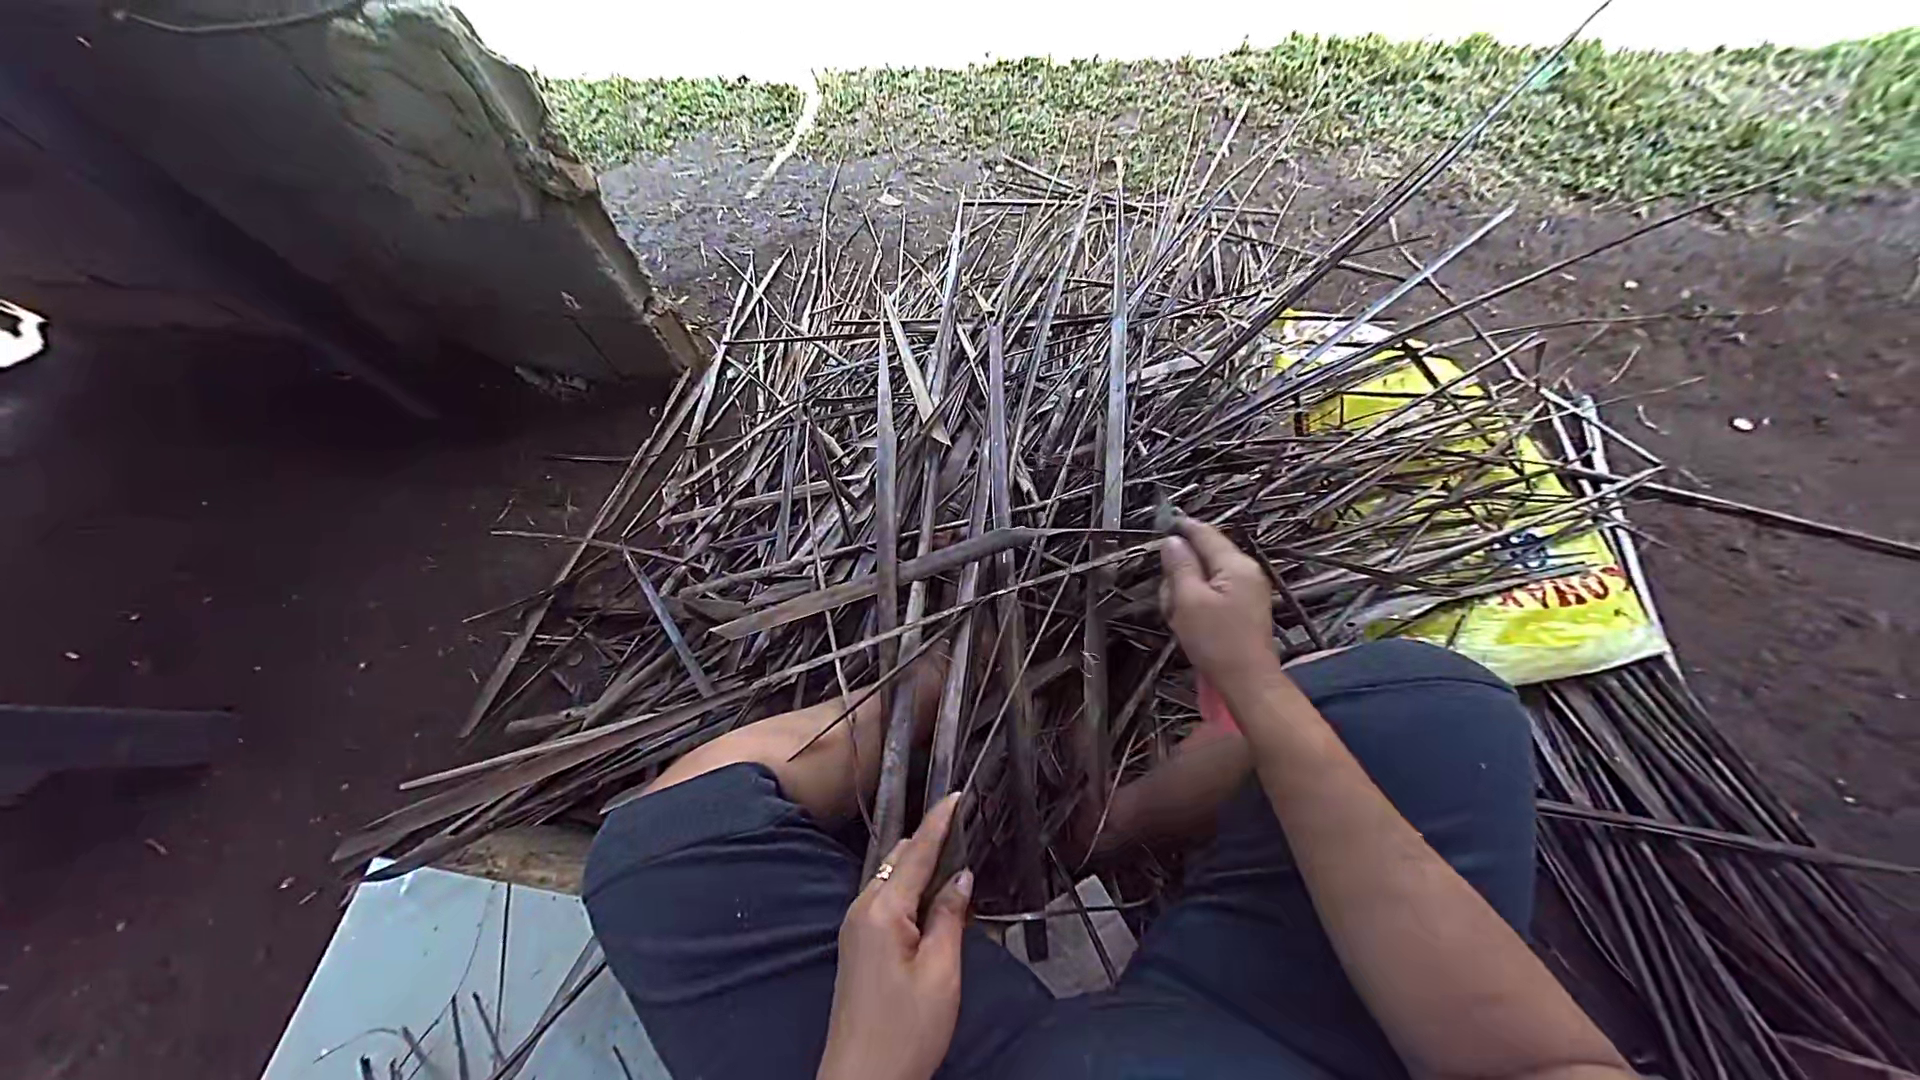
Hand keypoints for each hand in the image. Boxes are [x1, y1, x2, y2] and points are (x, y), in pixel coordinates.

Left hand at [818, 793, 973, 1079]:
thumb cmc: (905, 1031)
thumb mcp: (941, 973)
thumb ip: (950, 916)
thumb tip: (961, 877)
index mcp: (882, 910)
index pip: (916, 852)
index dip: (938, 821)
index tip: (955, 794)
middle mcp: (862, 908)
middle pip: (899, 858)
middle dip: (930, 840)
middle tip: (964, 829)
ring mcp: (855, 925)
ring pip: (891, 876)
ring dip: (920, 864)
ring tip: (954, 858)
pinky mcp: (857, 943)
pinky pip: (885, 897)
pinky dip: (909, 886)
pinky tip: (931, 896)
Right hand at [1159, 518, 1279, 692]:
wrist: (1246, 681)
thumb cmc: (1217, 642)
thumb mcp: (1188, 600)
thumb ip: (1179, 566)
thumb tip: (1172, 541)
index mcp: (1235, 565)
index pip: (1205, 534)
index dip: (1182, 527)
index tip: (1163, 521)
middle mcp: (1246, 572)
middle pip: (1204, 555)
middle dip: (1180, 570)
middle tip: (1169, 596)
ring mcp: (1247, 590)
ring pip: (1205, 576)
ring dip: (1185, 590)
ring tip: (1179, 616)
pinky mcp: (1243, 607)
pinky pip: (1212, 593)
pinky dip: (1196, 601)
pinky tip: (1189, 622)